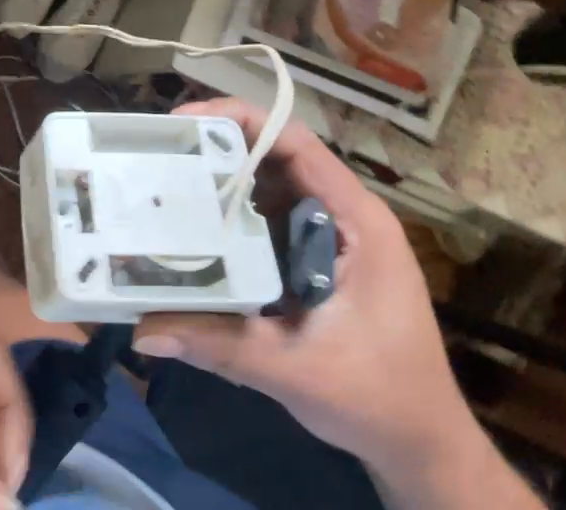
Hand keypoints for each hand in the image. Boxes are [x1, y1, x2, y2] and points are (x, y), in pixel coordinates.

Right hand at [133, 98, 471, 473]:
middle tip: (157, 153)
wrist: (423, 444)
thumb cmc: (379, 398)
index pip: (297, 144)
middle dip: (217, 148)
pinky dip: (230, 216)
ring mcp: (332, 236)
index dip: (240, 121)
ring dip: (220, 181)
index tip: (182, 123)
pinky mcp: (317, 258)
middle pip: (276, 158)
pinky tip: (190, 228)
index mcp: (358, 221)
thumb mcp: (295, 369)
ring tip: (162, 181)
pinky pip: (268, 220)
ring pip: (269, 188)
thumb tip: (142, 330)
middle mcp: (345, 216)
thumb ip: (219, 345)